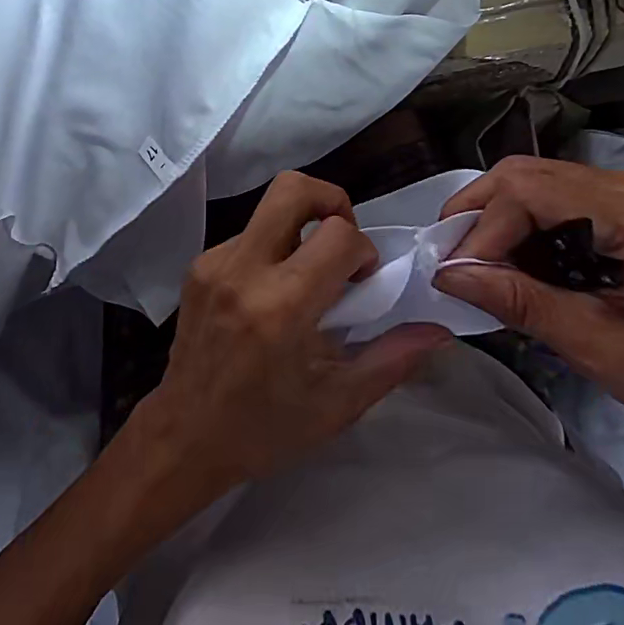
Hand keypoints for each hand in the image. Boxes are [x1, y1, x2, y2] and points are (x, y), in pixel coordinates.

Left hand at [133, 172, 452, 487]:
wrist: (185, 435)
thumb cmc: (265, 428)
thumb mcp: (338, 404)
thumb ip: (393, 360)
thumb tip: (438, 329)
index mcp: (281, 307)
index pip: (337, 235)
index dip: (363, 252)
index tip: (361, 284)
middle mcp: (243, 270)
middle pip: (292, 189)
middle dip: (331, 201)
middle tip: (341, 244)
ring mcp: (213, 263)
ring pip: (269, 211)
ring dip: (300, 231)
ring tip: (305, 280)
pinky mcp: (197, 266)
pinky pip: (247, 235)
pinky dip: (272, 252)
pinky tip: (272, 296)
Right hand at [433, 157, 623, 464]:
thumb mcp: (596, 348)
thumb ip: (520, 302)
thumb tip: (446, 274)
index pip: (532, 192)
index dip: (483, 228)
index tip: (454, 276)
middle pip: (524, 175)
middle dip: (477, 217)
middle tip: (455, 268)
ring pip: (526, 181)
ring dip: (490, 220)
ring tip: (476, 268)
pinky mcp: (614, 208)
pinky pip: (542, 197)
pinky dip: (511, 225)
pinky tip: (509, 262)